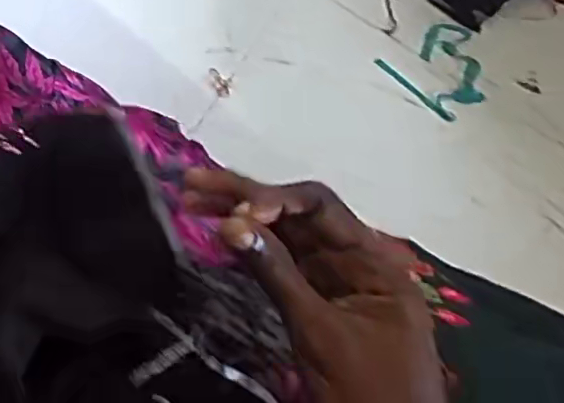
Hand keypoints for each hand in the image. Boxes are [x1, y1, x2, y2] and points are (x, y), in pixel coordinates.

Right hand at [183, 169, 444, 402]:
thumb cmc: (369, 391)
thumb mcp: (320, 331)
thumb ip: (276, 272)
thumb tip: (229, 222)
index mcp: (372, 264)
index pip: (319, 207)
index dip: (276, 199)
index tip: (239, 212)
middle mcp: (350, 261)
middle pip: (291, 212)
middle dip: (241, 195)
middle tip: (193, 182)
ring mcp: (328, 278)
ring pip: (276, 230)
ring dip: (233, 212)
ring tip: (190, 197)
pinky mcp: (309, 296)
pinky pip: (273, 256)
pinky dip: (243, 241)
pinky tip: (213, 230)